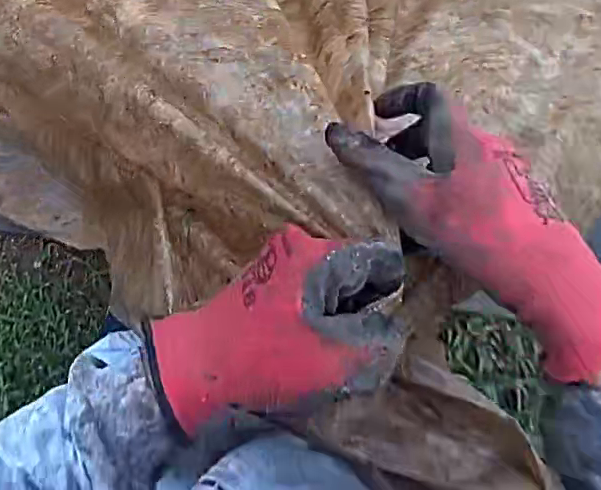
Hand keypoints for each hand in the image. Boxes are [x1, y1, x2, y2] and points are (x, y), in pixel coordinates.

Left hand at [146, 225, 405, 436]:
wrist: (205, 357)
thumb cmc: (268, 356)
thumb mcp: (337, 358)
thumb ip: (379, 338)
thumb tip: (394, 324)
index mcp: (315, 253)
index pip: (379, 258)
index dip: (394, 292)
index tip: (394, 323)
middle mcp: (297, 241)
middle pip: (356, 268)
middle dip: (367, 304)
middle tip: (361, 340)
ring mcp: (280, 254)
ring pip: (336, 280)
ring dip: (344, 311)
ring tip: (333, 342)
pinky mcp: (271, 272)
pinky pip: (314, 286)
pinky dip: (322, 310)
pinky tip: (311, 337)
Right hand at [326, 83, 600, 384]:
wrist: (556, 283)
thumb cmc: (475, 229)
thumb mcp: (410, 196)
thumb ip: (370, 161)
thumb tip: (333, 129)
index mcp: (459, 135)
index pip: (429, 93)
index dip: (399, 98)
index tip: (376, 119)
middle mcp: (487, 145)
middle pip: (438, 128)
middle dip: (404, 143)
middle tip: (383, 169)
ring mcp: (510, 174)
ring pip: (455, 158)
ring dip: (425, 170)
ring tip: (408, 203)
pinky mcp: (526, 202)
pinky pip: (475, 183)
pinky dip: (450, 190)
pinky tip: (443, 227)